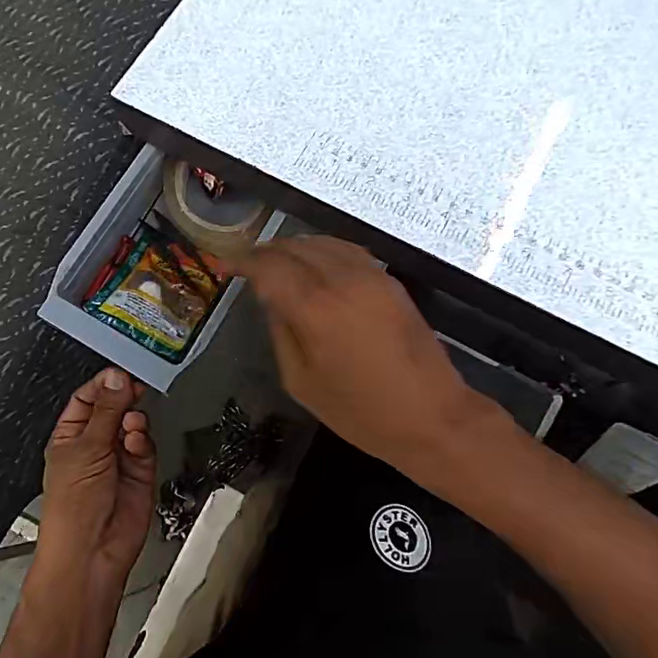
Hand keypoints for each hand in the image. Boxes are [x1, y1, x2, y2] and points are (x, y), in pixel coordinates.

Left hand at [41, 367, 156, 582]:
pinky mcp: (140, 471)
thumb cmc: (71, 510)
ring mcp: (117, 459)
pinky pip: (146, 445)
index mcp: (69, 438)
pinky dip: (143, 441)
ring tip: (131, 427)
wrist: (95, 548)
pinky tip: (136, 445)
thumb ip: (106, 411)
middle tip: (136, 390)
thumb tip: (115, 380)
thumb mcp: (85, 448)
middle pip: (113, 410)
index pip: (86, 399)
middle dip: (124, 401)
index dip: (103, 385)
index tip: (120, 374)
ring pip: (133, 426)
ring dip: (133, 422)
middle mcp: (93, 446)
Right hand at [236, 236, 496, 469]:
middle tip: (248, 266)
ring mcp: (372, 276)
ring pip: (324, 242)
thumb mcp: (303, 382)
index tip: (225, 265)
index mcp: (315, 306)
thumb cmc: (362, 412)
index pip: (269, 266)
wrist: (431, 414)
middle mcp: (343, 279)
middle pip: (295, 247)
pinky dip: (325, 251)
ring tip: (278, 264)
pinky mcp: (392, 281)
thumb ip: (281, 332)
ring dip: (296, 248)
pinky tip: (317, 266)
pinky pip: (350, 252)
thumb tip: (271, 299)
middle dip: (266, 252)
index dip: (242, 261)